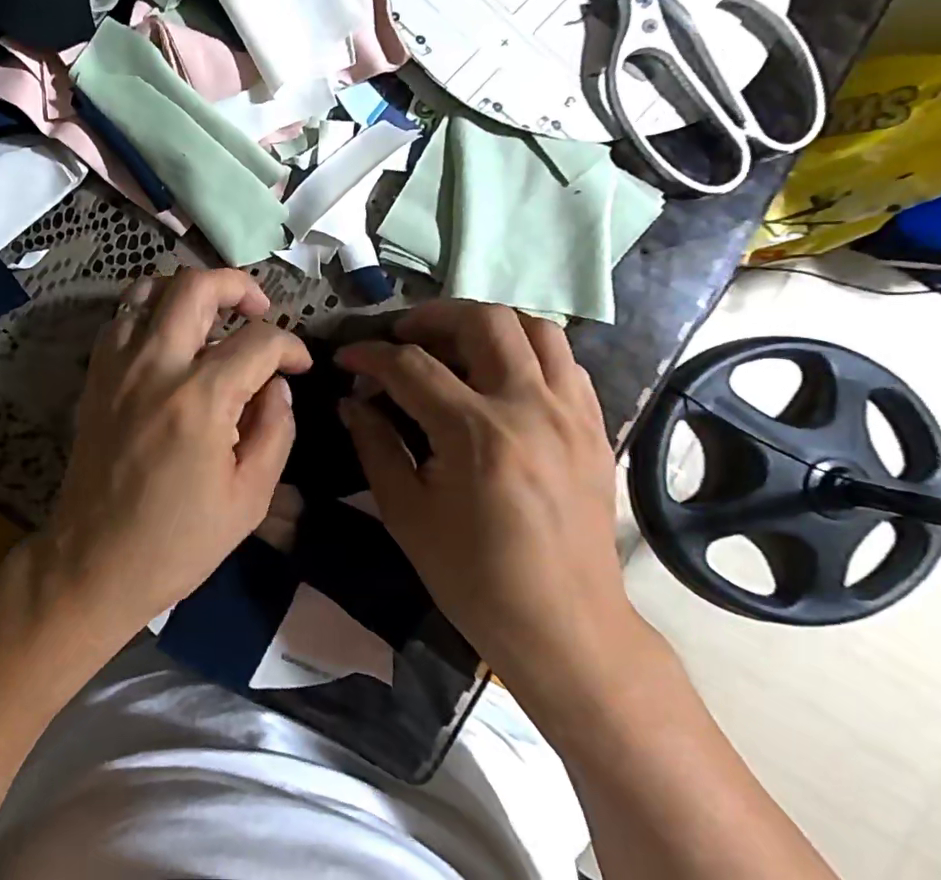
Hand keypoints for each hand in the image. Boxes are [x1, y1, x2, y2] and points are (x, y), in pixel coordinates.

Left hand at [34, 268, 312, 636]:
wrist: (95, 559)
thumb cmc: (178, 541)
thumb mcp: (250, 497)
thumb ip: (274, 429)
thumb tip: (277, 384)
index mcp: (199, 398)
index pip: (258, 341)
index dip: (290, 345)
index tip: (299, 365)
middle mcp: (153, 366)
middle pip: (194, 286)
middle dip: (237, 285)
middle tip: (259, 309)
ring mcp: (115, 367)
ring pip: (146, 291)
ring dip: (185, 292)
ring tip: (211, 318)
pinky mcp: (93, 378)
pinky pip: (118, 320)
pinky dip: (146, 313)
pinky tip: (167, 341)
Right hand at [335, 300, 646, 695]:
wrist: (562, 622)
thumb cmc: (470, 573)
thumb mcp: (404, 510)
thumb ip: (374, 444)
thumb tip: (353, 401)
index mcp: (477, 433)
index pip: (412, 365)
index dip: (370, 354)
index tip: (345, 359)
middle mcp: (532, 408)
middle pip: (485, 322)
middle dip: (431, 318)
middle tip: (400, 338)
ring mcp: (573, 414)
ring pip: (536, 329)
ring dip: (484, 326)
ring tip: (450, 347)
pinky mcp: (595, 427)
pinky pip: (565, 361)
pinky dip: (524, 352)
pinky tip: (494, 377)